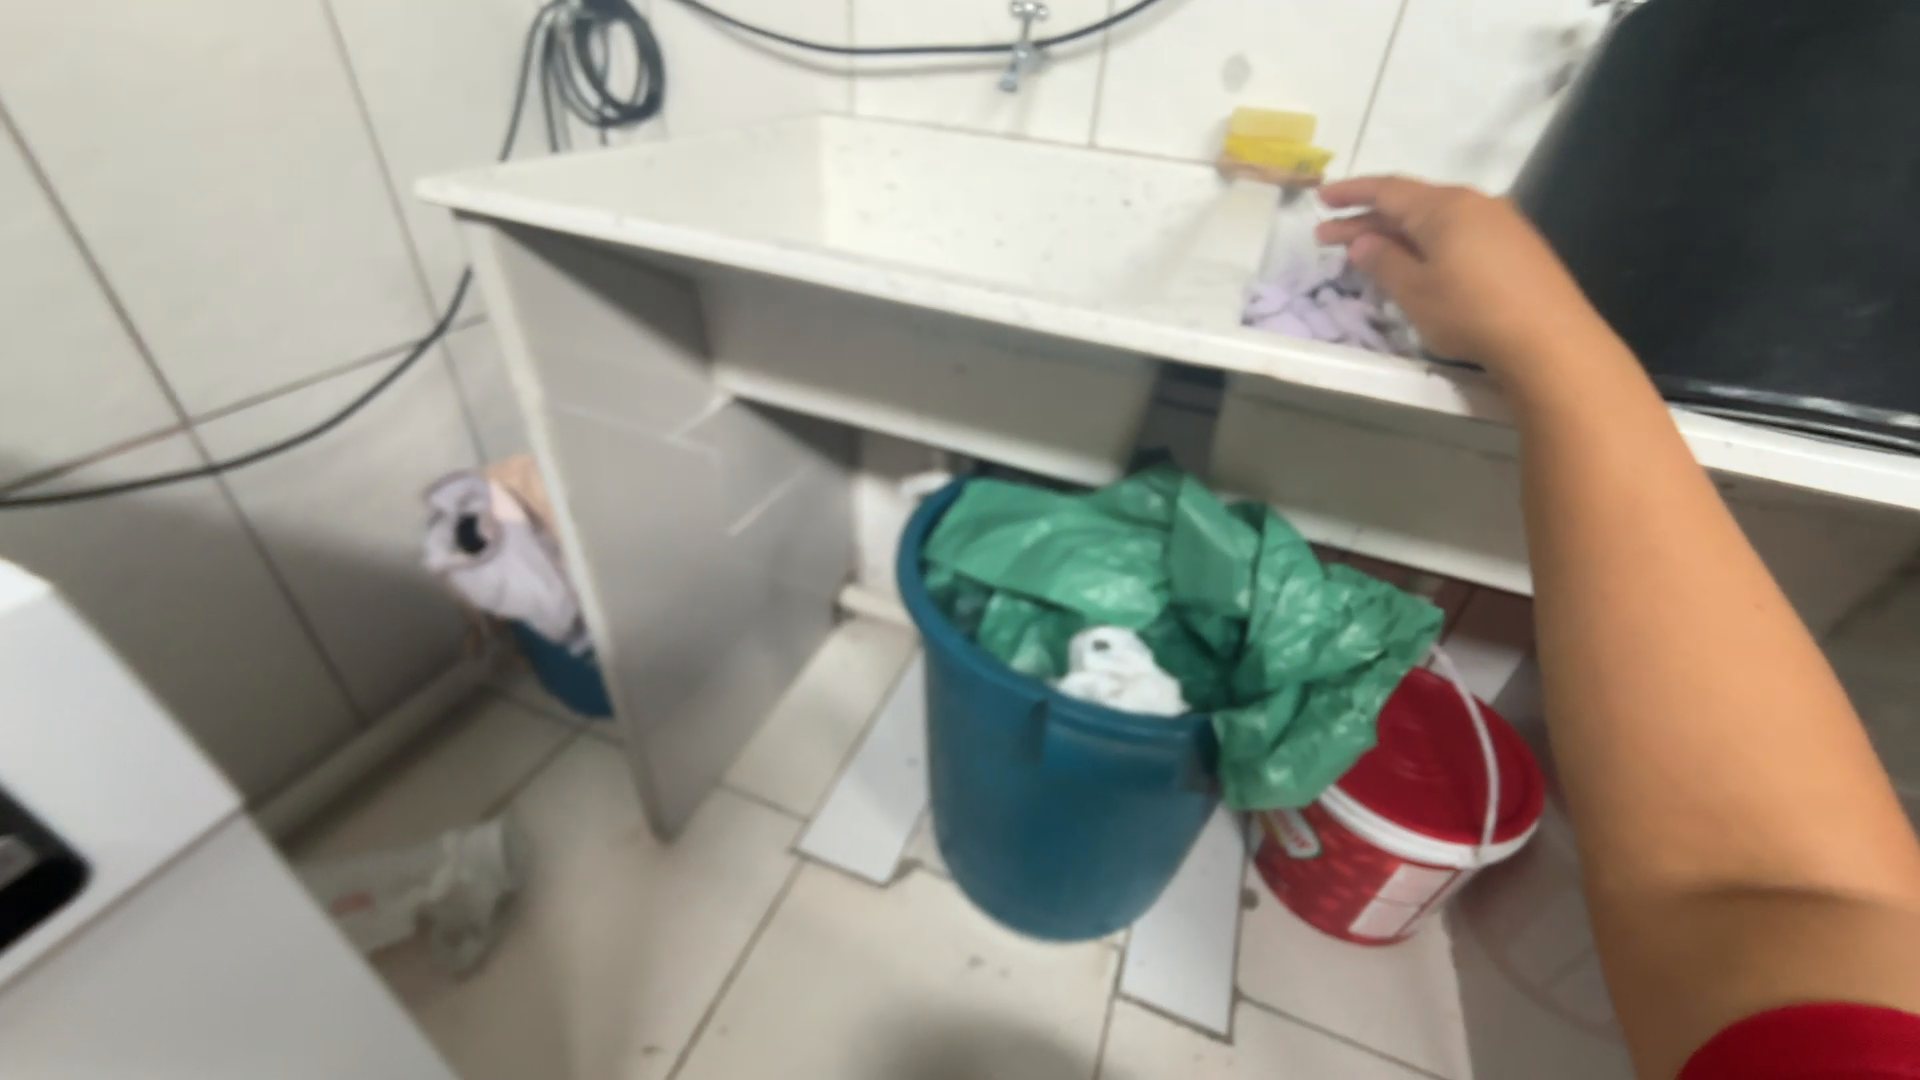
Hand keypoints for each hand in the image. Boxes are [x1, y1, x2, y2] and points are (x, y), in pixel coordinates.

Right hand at [1314, 176, 1605, 380]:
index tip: (1320, 197)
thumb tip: (1362, 241)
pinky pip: (1453, 234)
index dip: (1352, 192)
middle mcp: (1472, 205)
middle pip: (1409, 205)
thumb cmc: (1469, 311)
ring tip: (1363, 251)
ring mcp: (1496, 224)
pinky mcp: (1510, 247)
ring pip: (1431, 221)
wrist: (1546, 336)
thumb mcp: (1414, 290)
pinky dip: (1420, 243)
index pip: (1388, 190)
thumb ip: (1383, 261)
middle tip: (1325, 237)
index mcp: (1444, 208)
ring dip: (1392, 234)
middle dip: (1365, 220)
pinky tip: (1409, 262)